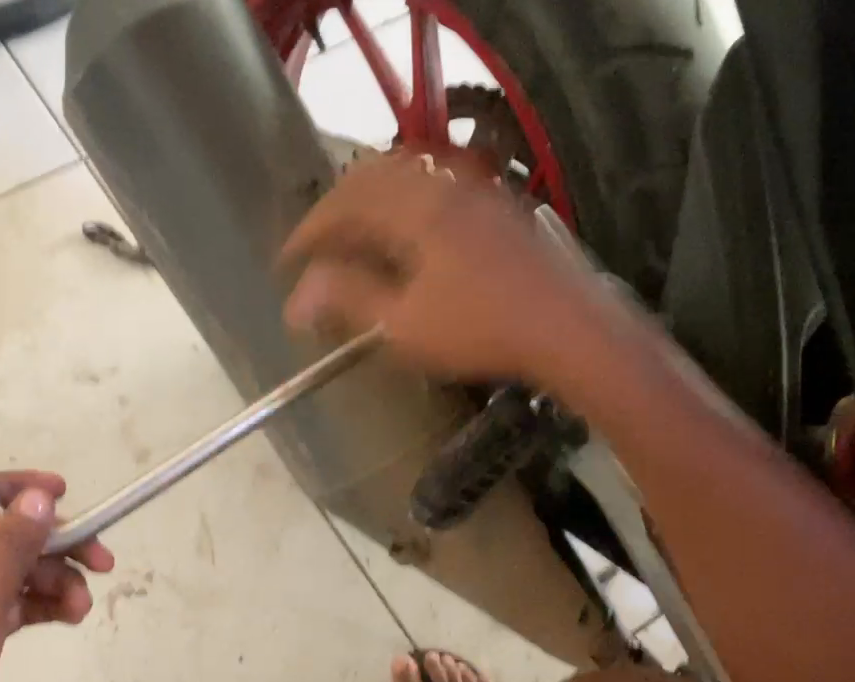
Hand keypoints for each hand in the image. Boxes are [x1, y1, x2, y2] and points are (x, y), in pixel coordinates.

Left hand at [0, 472, 113, 681]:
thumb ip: (11, 544)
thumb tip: (39, 498)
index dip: (17, 489)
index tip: (64, 493)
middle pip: (1, 534)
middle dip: (52, 546)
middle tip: (101, 560)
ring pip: (13, 571)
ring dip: (53, 581)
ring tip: (83, 606)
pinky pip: (12, 603)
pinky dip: (42, 605)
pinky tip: (70, 616)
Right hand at [281, 152, 617, 386]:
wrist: (568, 329)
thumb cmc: (480, 330)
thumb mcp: (404, 325)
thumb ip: (348, 301)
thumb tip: (297, 296)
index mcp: (413, 208)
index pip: (344, 204)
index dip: (308, 232)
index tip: (286, 261)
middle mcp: (444, 187)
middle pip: (375, 178)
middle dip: (338, 209)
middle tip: (317, 243)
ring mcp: (478, 196)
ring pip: (411, 180)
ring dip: (373, 203)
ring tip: (357, 237)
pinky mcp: (501, 213)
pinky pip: (440, 192)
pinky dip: (408, 207)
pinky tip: (412, 239)